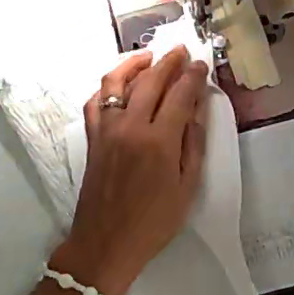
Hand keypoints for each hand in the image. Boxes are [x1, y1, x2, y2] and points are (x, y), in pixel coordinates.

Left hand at [52, 46, 209, 294]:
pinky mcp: (92, 138)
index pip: (180, 94)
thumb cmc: (154, 222)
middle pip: (150, 80)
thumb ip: (193, 144)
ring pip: (116, 82)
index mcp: (159, 141)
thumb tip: (197, 109)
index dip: (193, 76)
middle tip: (180, 52)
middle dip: (168, 62)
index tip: (201, 64)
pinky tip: (119, 84)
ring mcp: (107, 130)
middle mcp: (131, 127)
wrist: (107, 242)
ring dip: (134, 63)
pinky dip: (108, 86)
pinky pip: (96, 101)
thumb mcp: (186, 187)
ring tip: (149, 57)